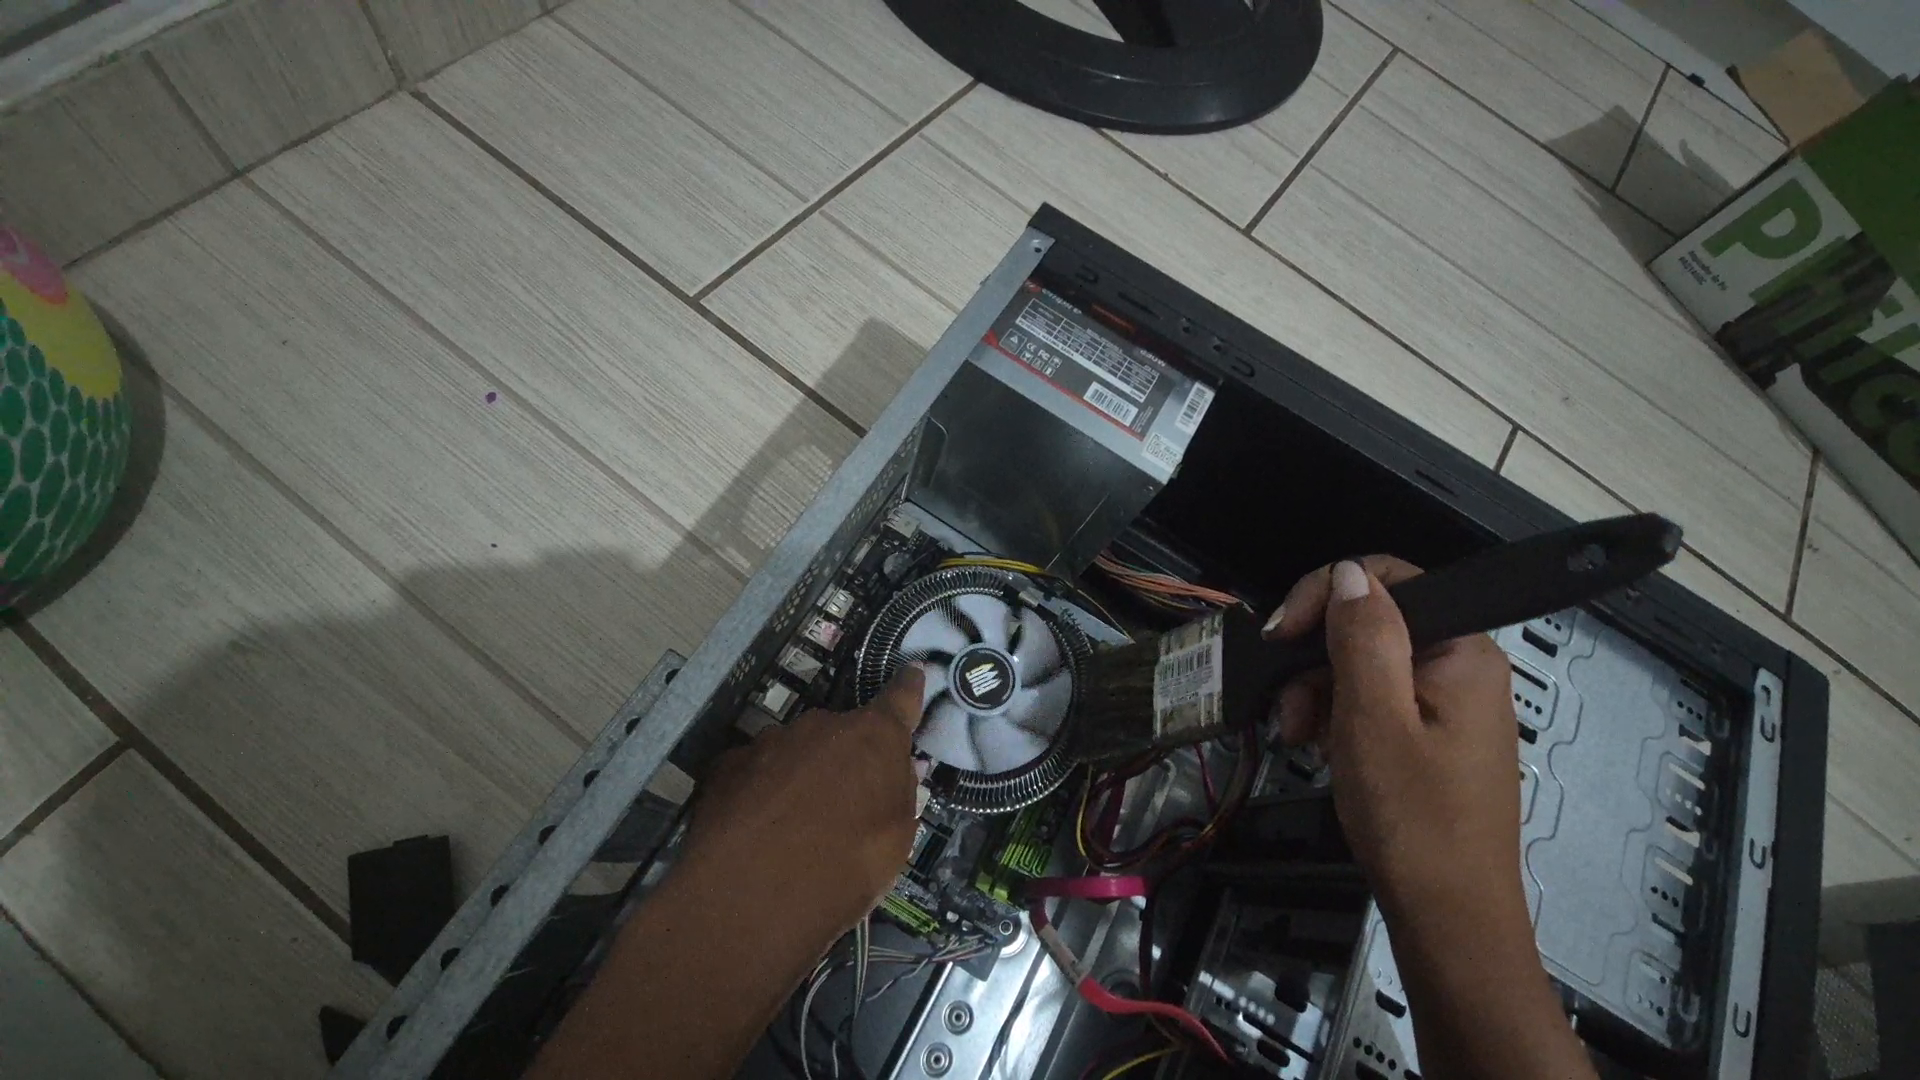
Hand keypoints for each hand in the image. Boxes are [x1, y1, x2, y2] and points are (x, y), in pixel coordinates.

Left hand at [677, 668, 924, 941]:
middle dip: (843, 758)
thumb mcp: (896, 839)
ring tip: (791, 826)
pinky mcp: (726, 765)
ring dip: (799, 774)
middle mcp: (821, 725)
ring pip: (794, 751)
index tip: (912, 672)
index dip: (908, 688)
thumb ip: (898, 794)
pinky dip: (759, 791)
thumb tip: (896, 770)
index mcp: (872, 737)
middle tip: (841, 804)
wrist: (751, 896)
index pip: (899, 700)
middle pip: (840, 733)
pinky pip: (754, 772)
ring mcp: (770, 741)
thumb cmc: (845, 867)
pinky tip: (753, 830)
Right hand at [1266, 558, 1523, 922]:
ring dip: (1316, 691)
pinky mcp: (1430, 733)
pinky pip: (1372, 699)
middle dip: (1313, 656)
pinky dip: (1336, 715)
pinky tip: (1319, 747)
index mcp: (1460, 652)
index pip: (1387, 581)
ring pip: (1362, 663)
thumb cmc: (1411, 817)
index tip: (1279, 637)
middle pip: (1369, 623)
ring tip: (1297, 738)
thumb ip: (1362, 638)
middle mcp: (1459, 666)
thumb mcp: (1373, 720)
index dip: (1324, 596)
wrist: (1448, 917)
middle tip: (1285, 707)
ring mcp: (1446, 702)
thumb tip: (1348, 572)